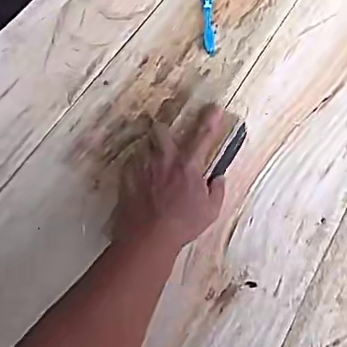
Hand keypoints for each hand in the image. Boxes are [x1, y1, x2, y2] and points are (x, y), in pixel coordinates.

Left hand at [114, 105, 228, 250]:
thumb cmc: (183, 225)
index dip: (210, 120)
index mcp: (189, 165)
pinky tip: (138, 178)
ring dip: (149, 152)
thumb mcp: (210, 211)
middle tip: (165, 135)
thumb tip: (219, 179)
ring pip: (143, 147)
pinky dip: (134, 168)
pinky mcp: (127, 180)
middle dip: (163, 129)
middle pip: (161, 131)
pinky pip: (130, 166)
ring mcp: (143, 168)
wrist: (148, 238)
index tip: (214, 107)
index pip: (203, 136)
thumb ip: (217, 191)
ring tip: (151, 164)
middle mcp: (165, 161)